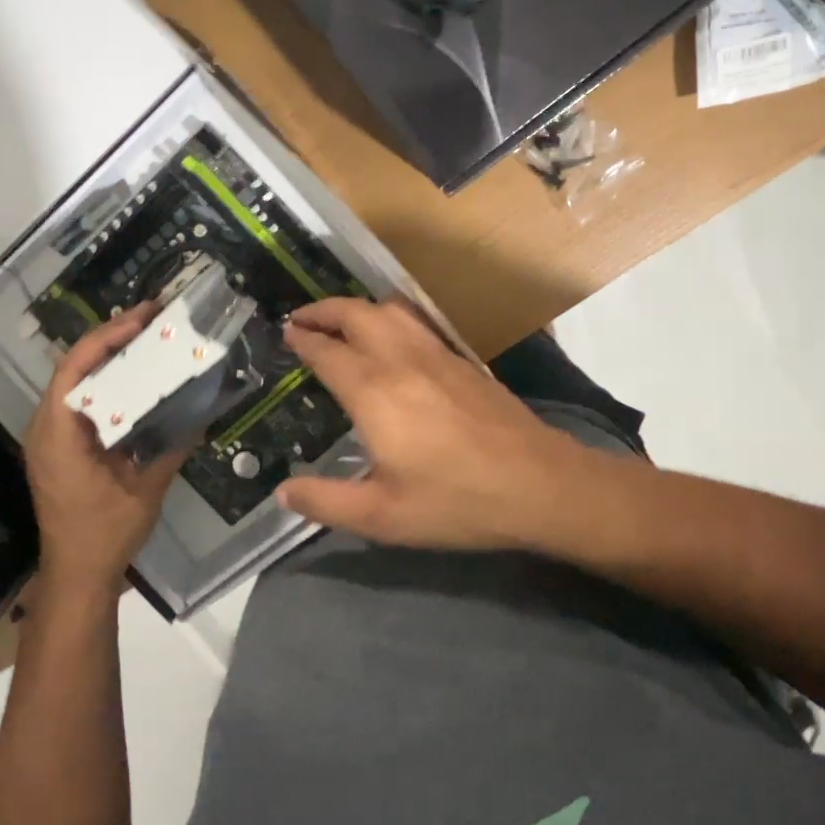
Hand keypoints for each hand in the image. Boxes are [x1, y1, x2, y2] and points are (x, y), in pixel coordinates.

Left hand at [25, 303, 190, 601]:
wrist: (76, 577)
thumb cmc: (105, 534)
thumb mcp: (144, 490)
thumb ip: (169, 448)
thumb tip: (201, 414)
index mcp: (58, 434)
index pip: (75, 369)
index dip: (106, 338)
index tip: (141, 319)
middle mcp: (45, 429)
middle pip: (73, 370)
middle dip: (110, 341)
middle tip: (150, 322)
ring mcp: (48, 439)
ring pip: (74, 385)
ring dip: (106, 361)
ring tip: (145, 342)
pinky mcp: (58, 450)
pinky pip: (78, 405)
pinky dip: (104, 387)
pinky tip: (133, 383)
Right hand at [275, 298, 587, 550]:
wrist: (541, 486)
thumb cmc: (457, 502)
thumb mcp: (382, 516)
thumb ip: (325, 502)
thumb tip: (282, 491)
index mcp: (374, 392)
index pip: (327, 351)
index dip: (302, 340)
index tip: (284, 335)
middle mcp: (401, 360)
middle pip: (355, 314)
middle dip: (323, 311)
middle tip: (300, 320)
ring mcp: (437, 355)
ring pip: (389, 310)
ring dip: (358, 308)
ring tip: (340, 323)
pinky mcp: (463, 361)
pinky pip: (417, 322)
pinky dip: (390, 317)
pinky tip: (392, 338)